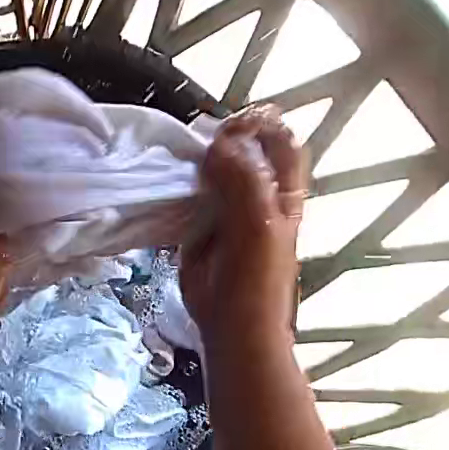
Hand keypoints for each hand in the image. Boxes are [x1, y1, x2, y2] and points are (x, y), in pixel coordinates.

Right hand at [180, 107, 305, 350]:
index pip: (279, 143)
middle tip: (198, 137)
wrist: (232, 325)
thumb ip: (242, 180)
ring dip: (197, 164)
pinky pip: (190, 200)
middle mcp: (256, 197)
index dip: (260, 126)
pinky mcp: (200, 230)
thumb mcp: (256, 223)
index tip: (229, 124)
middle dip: (223, 140)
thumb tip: (217, 144)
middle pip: (243, 154)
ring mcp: (227, 213)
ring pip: (213, 175)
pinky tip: (165, 184)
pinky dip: (178, 189)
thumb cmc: (254, 278)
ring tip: (178, 157)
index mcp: (282, 194)